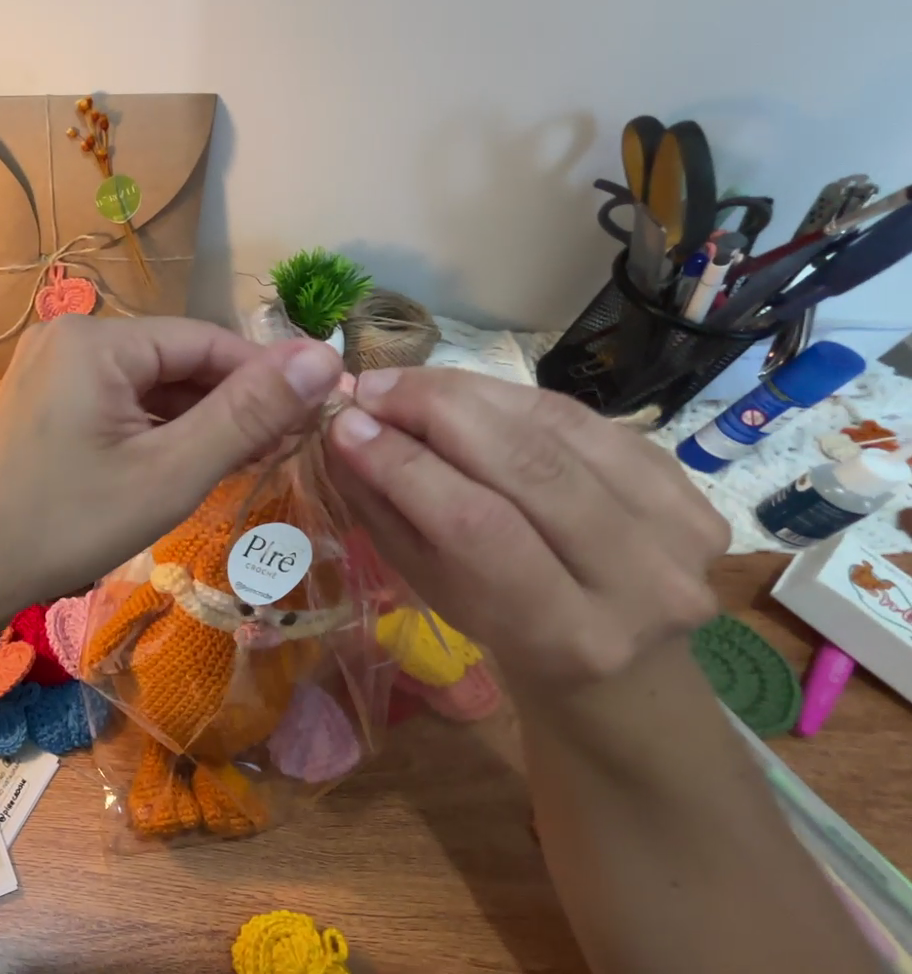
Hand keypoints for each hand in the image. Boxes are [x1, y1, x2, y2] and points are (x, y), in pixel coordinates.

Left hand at [0, 315, 341, 648]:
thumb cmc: (66, 525)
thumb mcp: (169, 473)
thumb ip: (247, 414)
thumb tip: (324, 356)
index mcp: (94, 339)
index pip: (207, 341)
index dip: (266, 379)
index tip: (313, 420)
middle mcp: (66, 338)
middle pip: (174, 361)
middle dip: (228, 405)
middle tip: (278, 455)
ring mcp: (46, 370)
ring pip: (145, 385)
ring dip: (193, 422)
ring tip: (239, 466)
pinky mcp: (39, 401)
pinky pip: (113, 403)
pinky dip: (152, 431)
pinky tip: (181, 465)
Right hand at [324, 367, 728, 690]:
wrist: (612, 657)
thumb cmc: (494, 623)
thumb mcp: (427, 582)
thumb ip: (386, 507)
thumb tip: (344, 429)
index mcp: (563, 633)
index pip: (473, 523)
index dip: (402, 464)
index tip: (344, 422)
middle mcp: (645, 584)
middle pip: (527, 466)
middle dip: (436, 411)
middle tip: (373, 387)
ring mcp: (684, 533)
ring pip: (559, 429)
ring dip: (470, 392)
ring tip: (406, 383)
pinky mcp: (695, 490)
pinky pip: (590, 421)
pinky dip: (516, 398)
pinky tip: (465, 394)